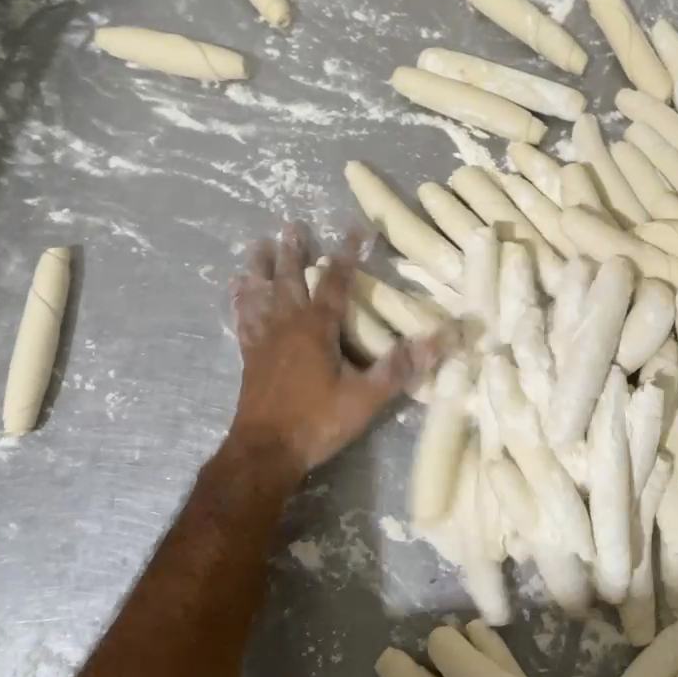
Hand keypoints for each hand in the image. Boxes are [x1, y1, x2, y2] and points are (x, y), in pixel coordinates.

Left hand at [228, 226, 441, 475]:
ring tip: (256, 244)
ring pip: (261, 295)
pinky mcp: (249, 358)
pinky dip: (241, 302)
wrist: (265, 451)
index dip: (347, 254)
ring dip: (261, 268)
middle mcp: (287, 325)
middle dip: (294, 251)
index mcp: (316, 328)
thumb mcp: (366, 397)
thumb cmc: (317, 422)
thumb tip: (441, 340)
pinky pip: (243, 320)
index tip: (355, 228)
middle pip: (289, 279)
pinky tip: (236, 291)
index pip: (335, 282)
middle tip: (293, 224)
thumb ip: (400, 367)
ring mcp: (263, 341)